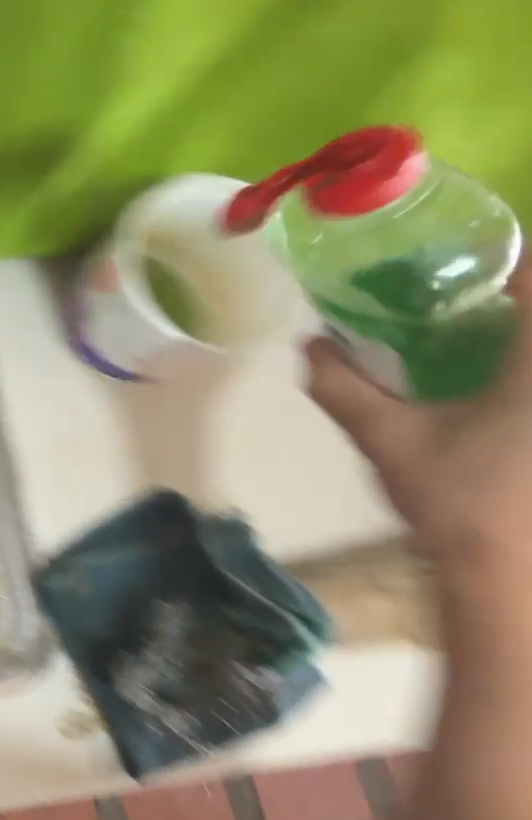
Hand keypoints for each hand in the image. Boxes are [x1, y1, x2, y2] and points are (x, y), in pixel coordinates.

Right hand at [306, 263, 531, 591]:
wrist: (512, 564)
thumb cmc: (455, 496)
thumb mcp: (387, 438)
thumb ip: (345, 389)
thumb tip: (308, 346)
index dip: (509, 256)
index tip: (468, 255)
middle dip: (512, 288)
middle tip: (470, 290)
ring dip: (512, 328)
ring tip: (480, 327)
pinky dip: (515, 361)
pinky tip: (491, 376)